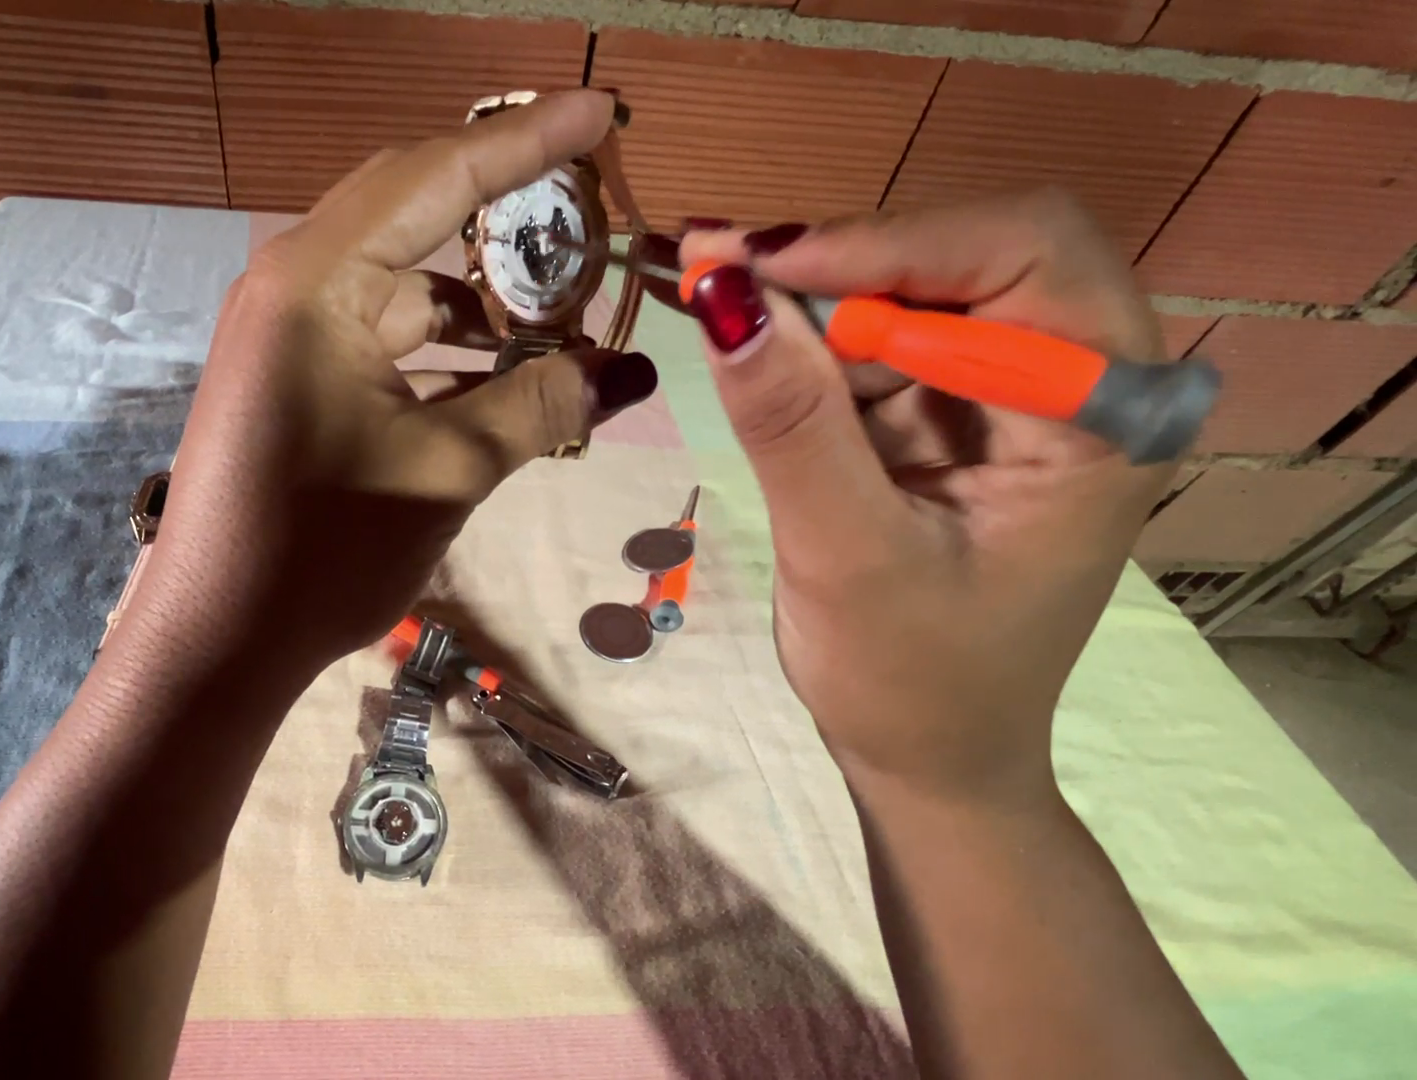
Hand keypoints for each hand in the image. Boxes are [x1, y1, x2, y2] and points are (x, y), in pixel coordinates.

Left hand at [137, 90, 656, 673]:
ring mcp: (291, 333)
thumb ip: (540, 406)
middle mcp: (296, 285)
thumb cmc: (322, 552)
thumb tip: (630, 373)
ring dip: (483, 297)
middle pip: (416, 211)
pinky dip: (448, 346)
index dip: (528, 143)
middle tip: (587, 213)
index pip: (438, 178)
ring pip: (406, 282)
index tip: (599, 113)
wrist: (220, 638)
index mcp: (319, 282)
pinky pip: (387, 335)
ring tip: (563, 321)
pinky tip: (504, 374)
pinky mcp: (298, 378)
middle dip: (505, 211)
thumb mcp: (447, 471)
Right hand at [681, 191, 1171, 805]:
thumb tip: (722, 297)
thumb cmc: (911, 679)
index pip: (1023, 258)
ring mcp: (1000, 402)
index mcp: (1099, 419)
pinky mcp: (940, 422)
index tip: (760, 262)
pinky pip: (872, 351)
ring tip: (713, 306)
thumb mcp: (846, 556)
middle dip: (841, 263)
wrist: (925, 753)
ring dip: (809, 301)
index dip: (888, 242)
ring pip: (907, 297)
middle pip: (967, 258)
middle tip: (718, 271)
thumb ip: (792, 425)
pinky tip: (748, 356)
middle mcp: (1069, 387)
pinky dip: (804, 345)